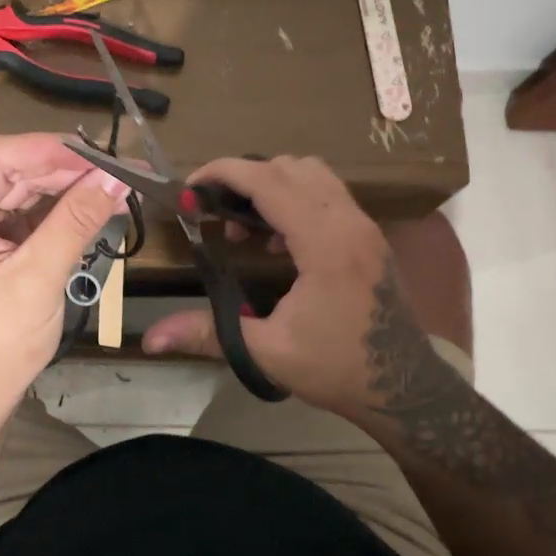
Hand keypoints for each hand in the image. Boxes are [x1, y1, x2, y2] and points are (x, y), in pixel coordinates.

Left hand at [0, 134, 128, 414]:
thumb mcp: (38, 279)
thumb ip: (75, 221)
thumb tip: (117, 176)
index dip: (50, 149)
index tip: (102, 152)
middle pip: (12, 168)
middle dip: (67, 167)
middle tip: (121, 167)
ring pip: (25, 184)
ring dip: (71, 184)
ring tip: (120, 184)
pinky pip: (29, 207)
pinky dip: (64, 205)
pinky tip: (100, 202)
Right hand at [140, 155, 422, 419]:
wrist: (404, 388)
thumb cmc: (337, 368)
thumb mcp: (268, 353)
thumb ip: (209, 334)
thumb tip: (151, 339)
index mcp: (326, 244)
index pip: (271, 181)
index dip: (225, 174)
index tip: (191, 188)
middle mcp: (350, 223)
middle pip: (291, 167)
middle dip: (244, 179)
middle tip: (213, 213)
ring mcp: (364, 228)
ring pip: (314, 175)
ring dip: (271, 187)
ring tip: (243, 230)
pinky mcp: (369, 238)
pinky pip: (328, 196)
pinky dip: (294, 200)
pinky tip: (275, 243)